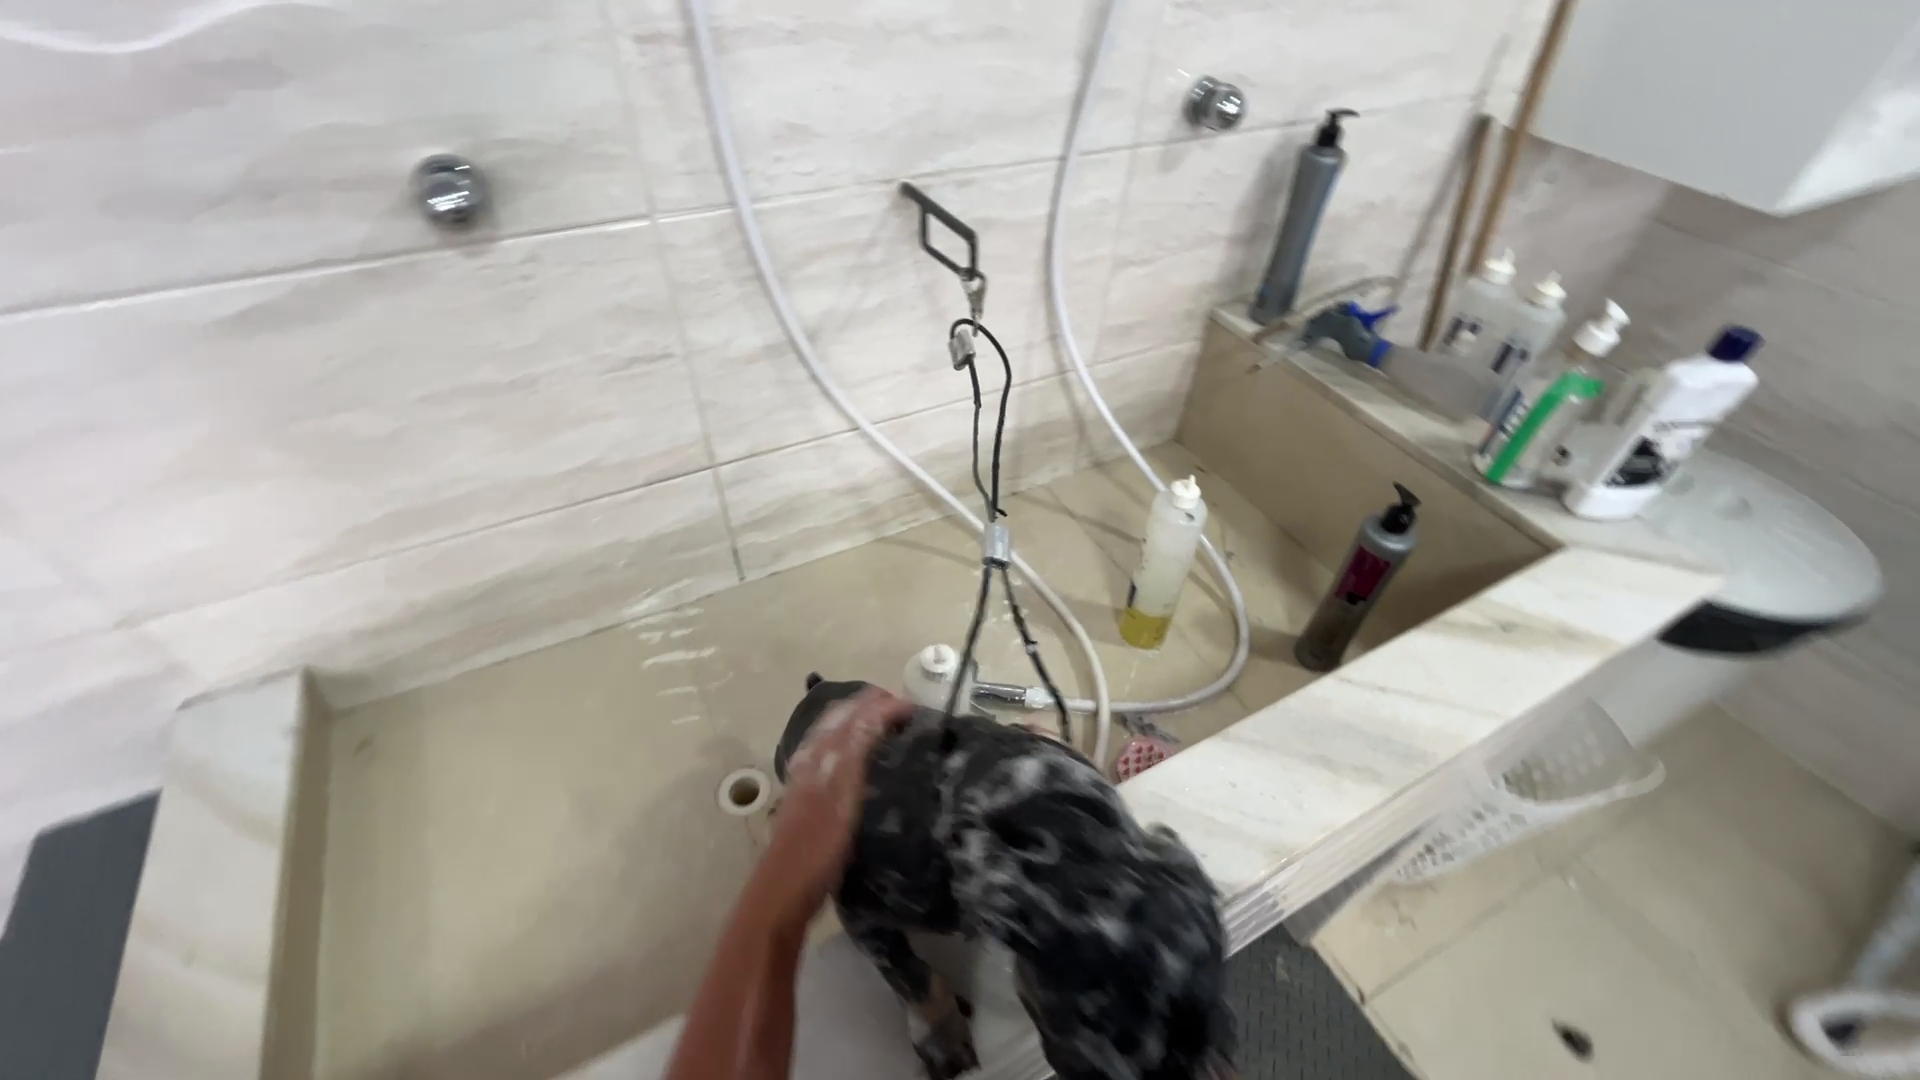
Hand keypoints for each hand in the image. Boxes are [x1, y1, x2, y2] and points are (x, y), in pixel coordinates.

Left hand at [755, 689, 913, 918]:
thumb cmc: (818, 849)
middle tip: (904, 709)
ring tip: (887, 721)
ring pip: (835, 729)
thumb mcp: (844, 799)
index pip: (857, 715)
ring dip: (861, 718)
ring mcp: (807, 773)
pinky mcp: (807, 791)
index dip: (886, 706)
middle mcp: (812, 757)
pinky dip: (851, 737)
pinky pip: (832, 748)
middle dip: (872, 704)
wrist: (783, 890)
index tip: (915, 709)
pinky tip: (861, 753)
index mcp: (822, 755)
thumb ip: (855, 753)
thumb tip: (875, 713)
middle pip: (842, 715)